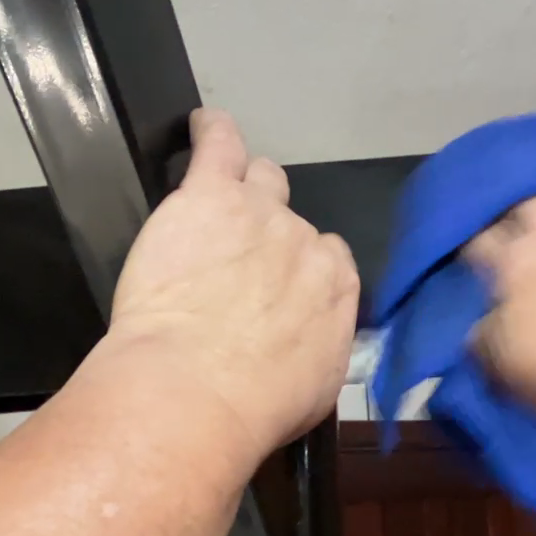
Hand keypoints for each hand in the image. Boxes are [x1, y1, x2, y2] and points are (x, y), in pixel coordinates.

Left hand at [102, 109, 358, 463]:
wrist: (199, 389)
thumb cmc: (258, 406)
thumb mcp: (315, 389)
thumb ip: (321, 347)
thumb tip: (312, 342)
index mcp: (336, 287)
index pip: (328, 258)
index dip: (300, 269)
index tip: (278, 288)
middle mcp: (306, 242)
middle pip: (294, 220)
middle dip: (272, 234)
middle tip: (241, 260)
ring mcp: (260, 212)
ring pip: (262, 177)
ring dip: (246, 186)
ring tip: (224, 193)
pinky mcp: (209, 195)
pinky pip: (218, 143)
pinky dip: (213, 133)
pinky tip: (204, 129)